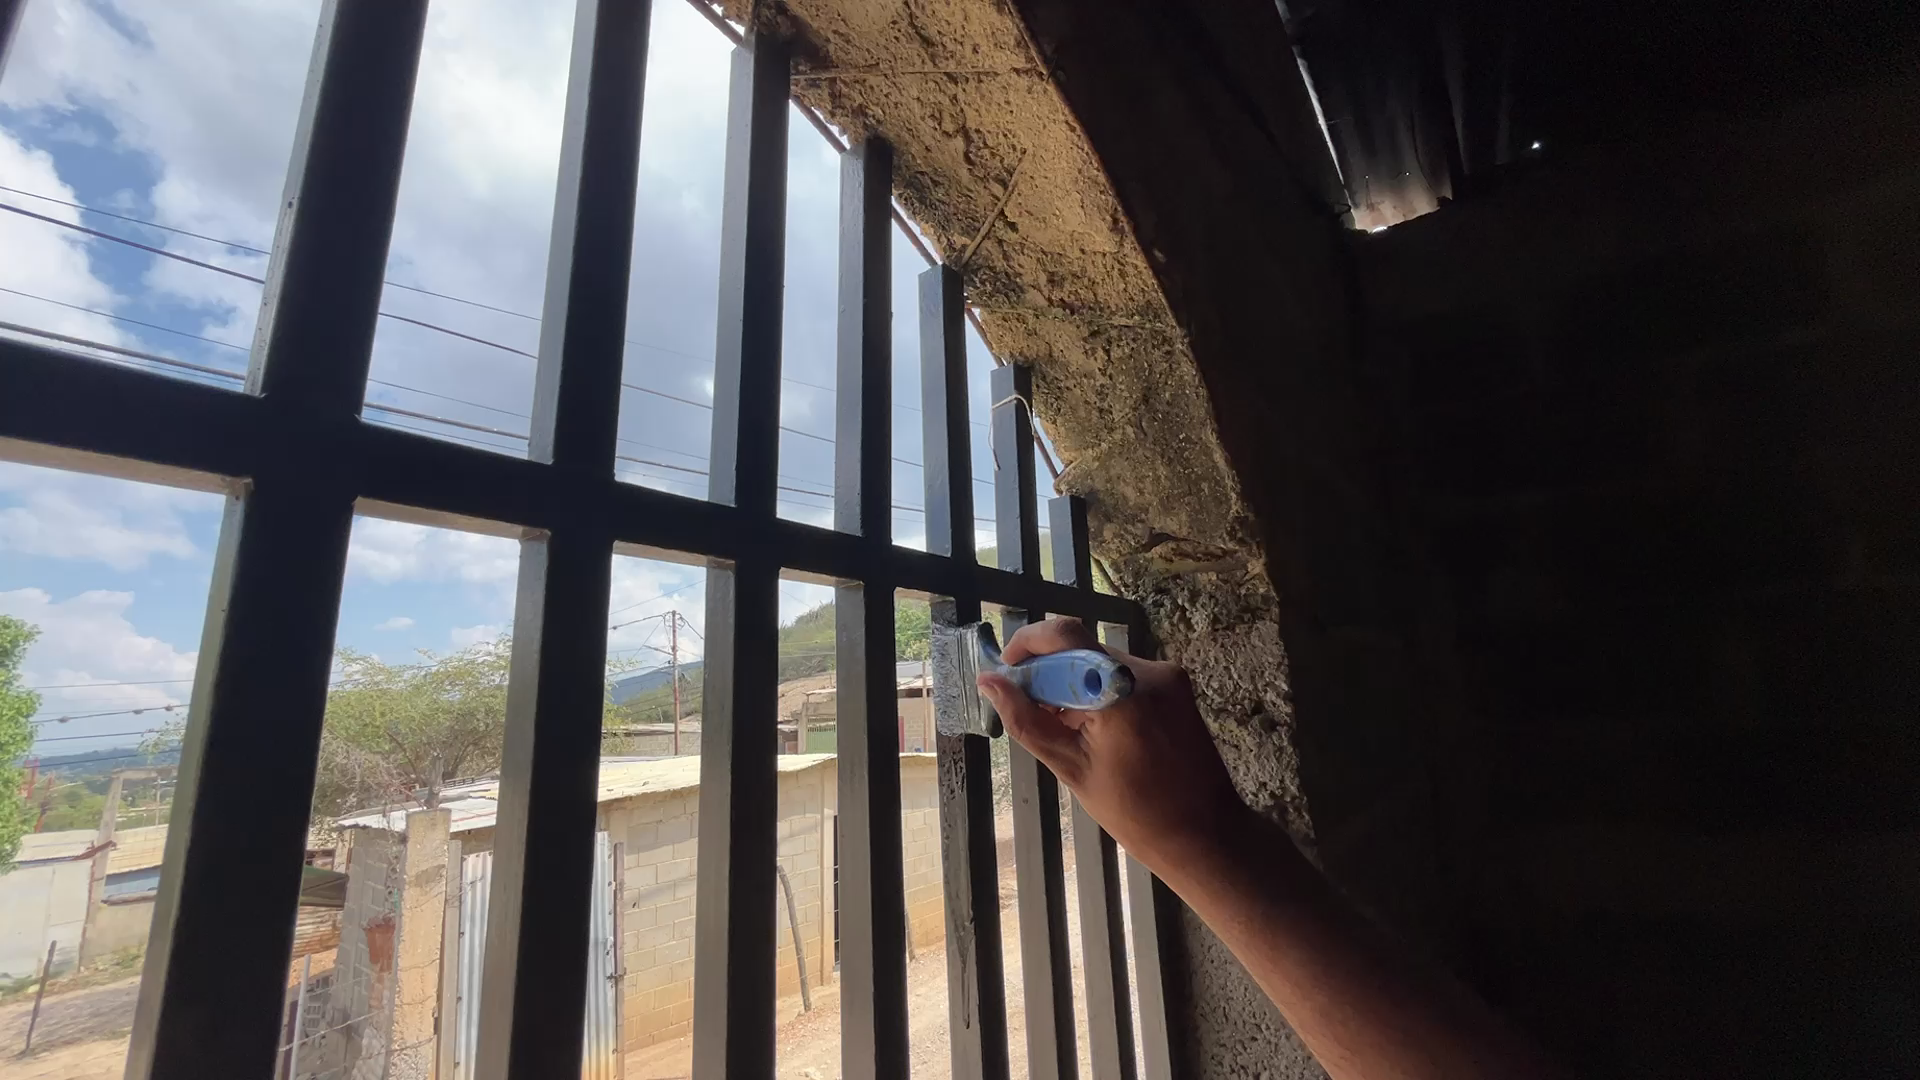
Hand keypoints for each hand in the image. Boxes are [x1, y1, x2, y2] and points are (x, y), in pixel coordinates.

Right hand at [976, 616, 1251, 873]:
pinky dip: (1100, 690)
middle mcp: (1147, 670)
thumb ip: (1026, 719)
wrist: (1207, 834)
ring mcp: (1166, 674)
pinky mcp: (1175, 684)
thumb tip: (989, 682)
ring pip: (1100, 661)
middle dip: (1048, 672)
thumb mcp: (1071, 767)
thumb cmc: (1135, 812)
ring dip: (1074, 683)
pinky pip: (1122, 673)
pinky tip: (1098, 729)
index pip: (1064, 635)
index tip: (1008, 671)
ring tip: (1069, 729)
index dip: (1027, 643)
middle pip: (1081, 650)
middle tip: (1033, 710)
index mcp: (1120, 691)